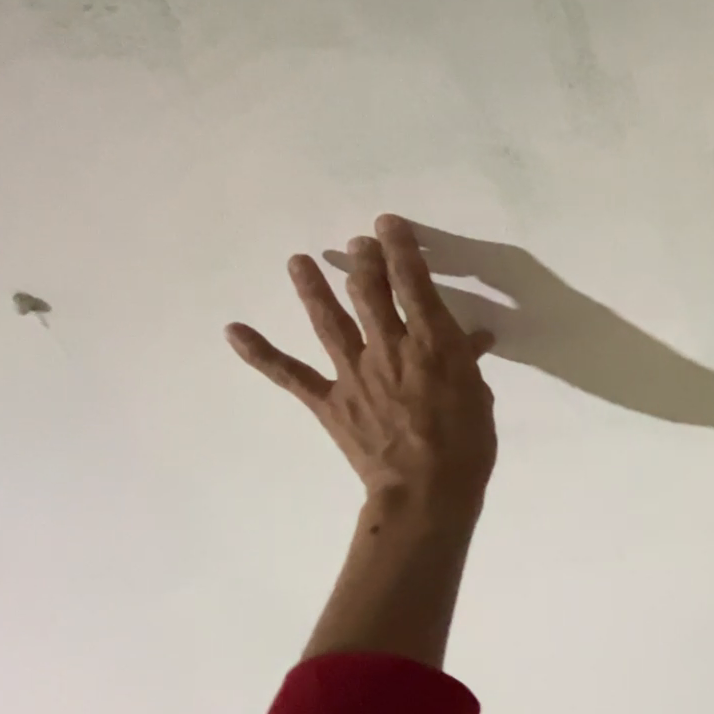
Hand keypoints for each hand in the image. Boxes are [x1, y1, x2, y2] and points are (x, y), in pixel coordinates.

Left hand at [225, 214, 498, 510]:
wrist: (427, 489)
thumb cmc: (467, 440)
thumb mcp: (479, 393)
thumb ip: (468, 361)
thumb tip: (475, 338)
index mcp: (433, 344)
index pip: (414, 286)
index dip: (401, 251)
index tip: (389, 225)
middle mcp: (389, 348)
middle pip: (371, 294)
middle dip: (363, 261)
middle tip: (357, 240)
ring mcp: (353, 374)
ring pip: (329, 322)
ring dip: (312, 288)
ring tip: (298, 260)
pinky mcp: (328, 402)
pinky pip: (290, 374)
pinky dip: (260, 352)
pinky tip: (234, 330)